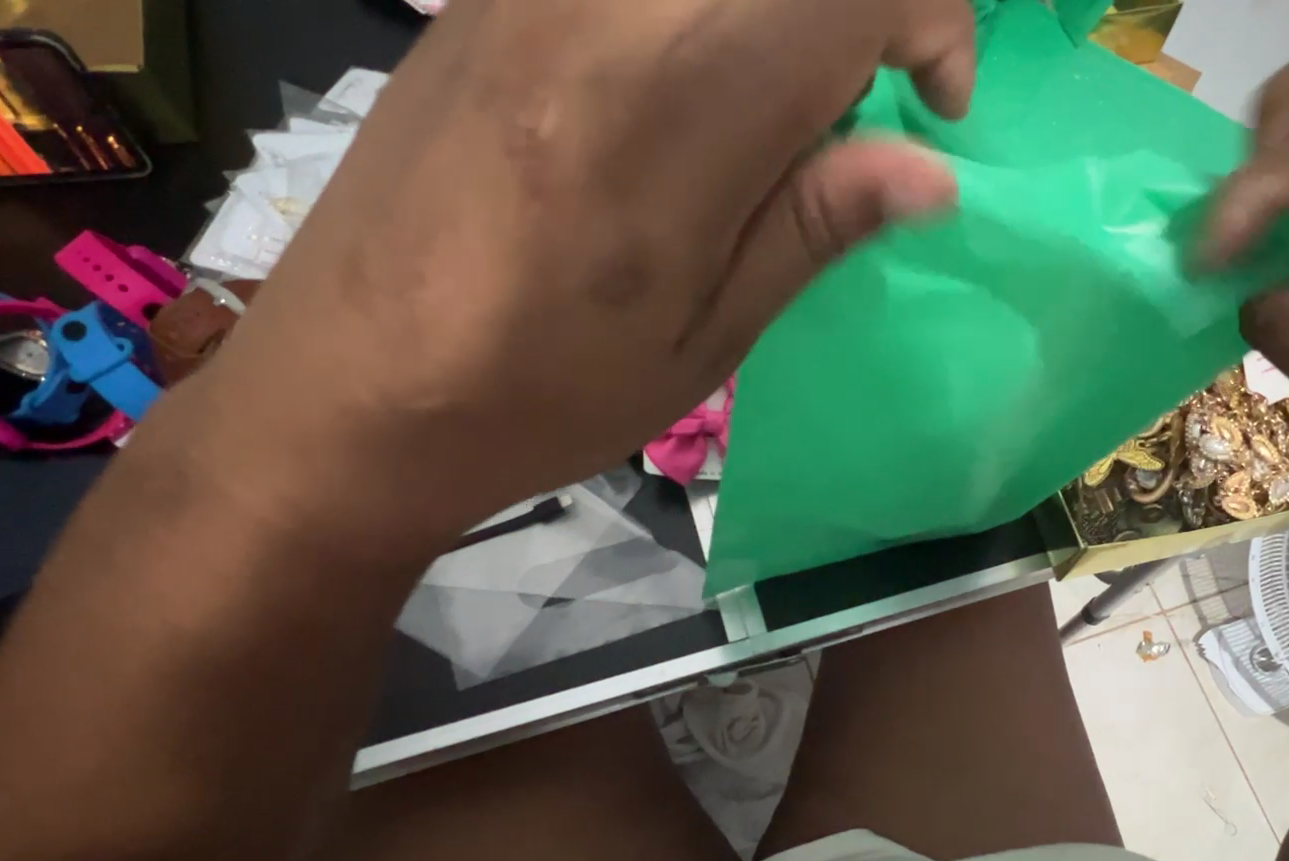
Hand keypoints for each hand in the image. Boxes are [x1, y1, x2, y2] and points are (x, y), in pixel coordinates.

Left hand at [152, 0, 974, 547]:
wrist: (351, 390)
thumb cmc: (545, 394)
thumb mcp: (707, 340)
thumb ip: (814, 226)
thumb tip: (931, 170)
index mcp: (672, 111)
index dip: (933, 20)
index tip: (937, 109)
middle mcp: (602, 6)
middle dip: (865, 15)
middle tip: (865, 111)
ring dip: (784, 24)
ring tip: (782, 117)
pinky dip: (711, 19)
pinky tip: (692, 97)